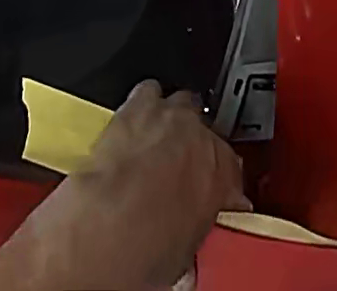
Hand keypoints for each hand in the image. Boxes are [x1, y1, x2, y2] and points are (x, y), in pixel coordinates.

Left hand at [0, 80, 246, 290]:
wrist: (104, 222)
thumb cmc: (144, 241)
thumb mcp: (187, 246)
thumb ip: (198, 221)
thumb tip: (188, 230)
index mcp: (221, 173)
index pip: (232, 167)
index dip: (218, 178)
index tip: (209, 188)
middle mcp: (198, 135)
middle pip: (205, 126)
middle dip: (194, 141)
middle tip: (179, 162)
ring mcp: (166, 115)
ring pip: (178, 101)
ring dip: (171, 115)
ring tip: (158, 136)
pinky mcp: (134, 103)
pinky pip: (146, 90)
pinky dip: (143, 101)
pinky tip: (134, 119)